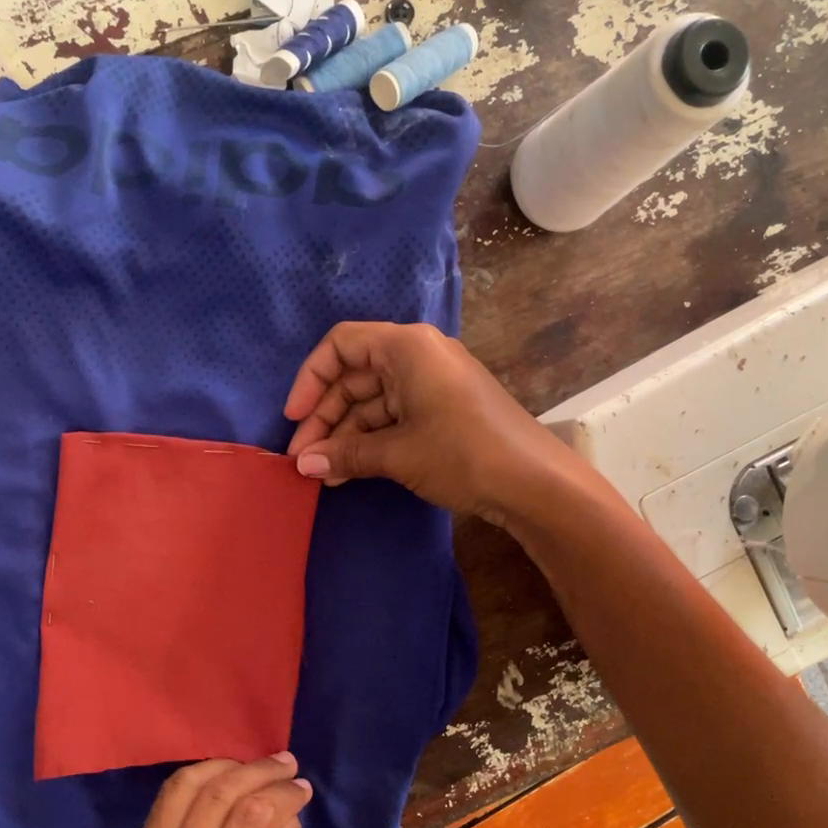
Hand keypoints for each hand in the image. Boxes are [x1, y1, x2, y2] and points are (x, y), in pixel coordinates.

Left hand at [121, 754, 310, 827]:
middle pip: (216, 797)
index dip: (281, 794)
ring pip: (184, 788)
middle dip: (256, 772)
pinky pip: (165, 802)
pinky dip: (196, 780)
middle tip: (286, 763)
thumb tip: (289, 798)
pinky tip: (222, 776)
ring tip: (254, 765)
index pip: (251, 821)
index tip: (303, 787)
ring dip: (223, 766)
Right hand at [283, 321, 599, 525]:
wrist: (533, 482)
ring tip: (321, 474)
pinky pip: (391, 419)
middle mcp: (417, 357)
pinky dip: (368, 443)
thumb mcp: (397, 453)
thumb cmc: (461, 452)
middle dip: (324, 418)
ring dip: (343, 437)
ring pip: (370, 403)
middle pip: (353, 377)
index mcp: (407, 347)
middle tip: (302, 460)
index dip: (311, 379)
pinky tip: (346, 473)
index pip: (341, 345)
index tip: (293, 418)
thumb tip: (302, 465)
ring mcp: (430, 385)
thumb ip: (345, 454)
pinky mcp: (440, 411)